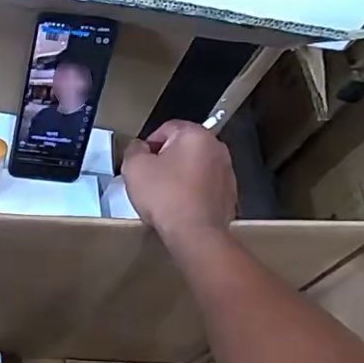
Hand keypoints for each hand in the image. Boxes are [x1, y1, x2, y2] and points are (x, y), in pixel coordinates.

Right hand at [121, 120, 235, 243]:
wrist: (195, 233)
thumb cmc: (164, 197)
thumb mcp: (134, 168)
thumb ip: (133, 149)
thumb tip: (138, 147)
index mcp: (194, 134)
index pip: (165, 128)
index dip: (147, 146)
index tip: (139, 166)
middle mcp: (216, 146)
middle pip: (182, 147)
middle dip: (165, 160)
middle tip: (149, 181)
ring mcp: (227, 170)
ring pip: (194, 166)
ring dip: (180, 176)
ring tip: (165, 196)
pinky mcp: (230, 192)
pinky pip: (204, 185)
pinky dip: (192, 191)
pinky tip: (180, 206)